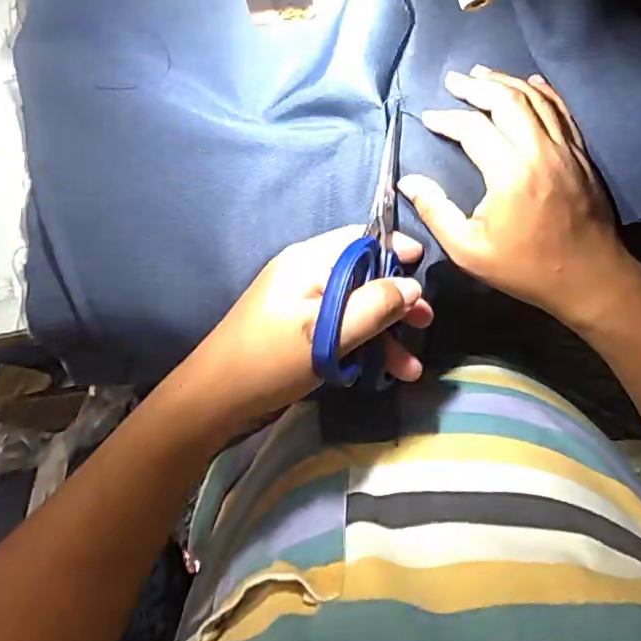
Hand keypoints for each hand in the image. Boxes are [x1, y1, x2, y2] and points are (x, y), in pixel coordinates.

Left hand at [173, 226, 433, 432]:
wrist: (214, 401)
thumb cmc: (270, 360)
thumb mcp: (327, 334)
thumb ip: (373, 307)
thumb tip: (411, 285)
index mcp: (308, 261)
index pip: (359, 239)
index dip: (392, 249)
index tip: (423, 265)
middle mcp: (306, 275)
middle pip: (362, 276)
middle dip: (395, 300)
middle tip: (425, 323)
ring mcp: (303, 305)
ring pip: (355, 308)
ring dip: (384, 334)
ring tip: (410, 368)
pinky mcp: (301, 332)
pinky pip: (341, 329)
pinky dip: (362, 347)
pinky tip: (383, 373)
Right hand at [398, 67, 640, 330]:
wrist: (592, 280)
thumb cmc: (526, 268)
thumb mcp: (469, 250)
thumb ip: (436, 211)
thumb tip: (408, 181)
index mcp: (510, 173)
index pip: (473, 128)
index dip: (446, 118)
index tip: (428, 118)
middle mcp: (540, 151)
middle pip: (507, 100)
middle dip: (476, 86)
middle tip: (454, 80)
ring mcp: (566, 150)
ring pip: (535, 99)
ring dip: (506, 81)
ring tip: (482, 73)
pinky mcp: (581, 155)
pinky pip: (562, 111)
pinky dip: (544, 92)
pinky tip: (531, 82)